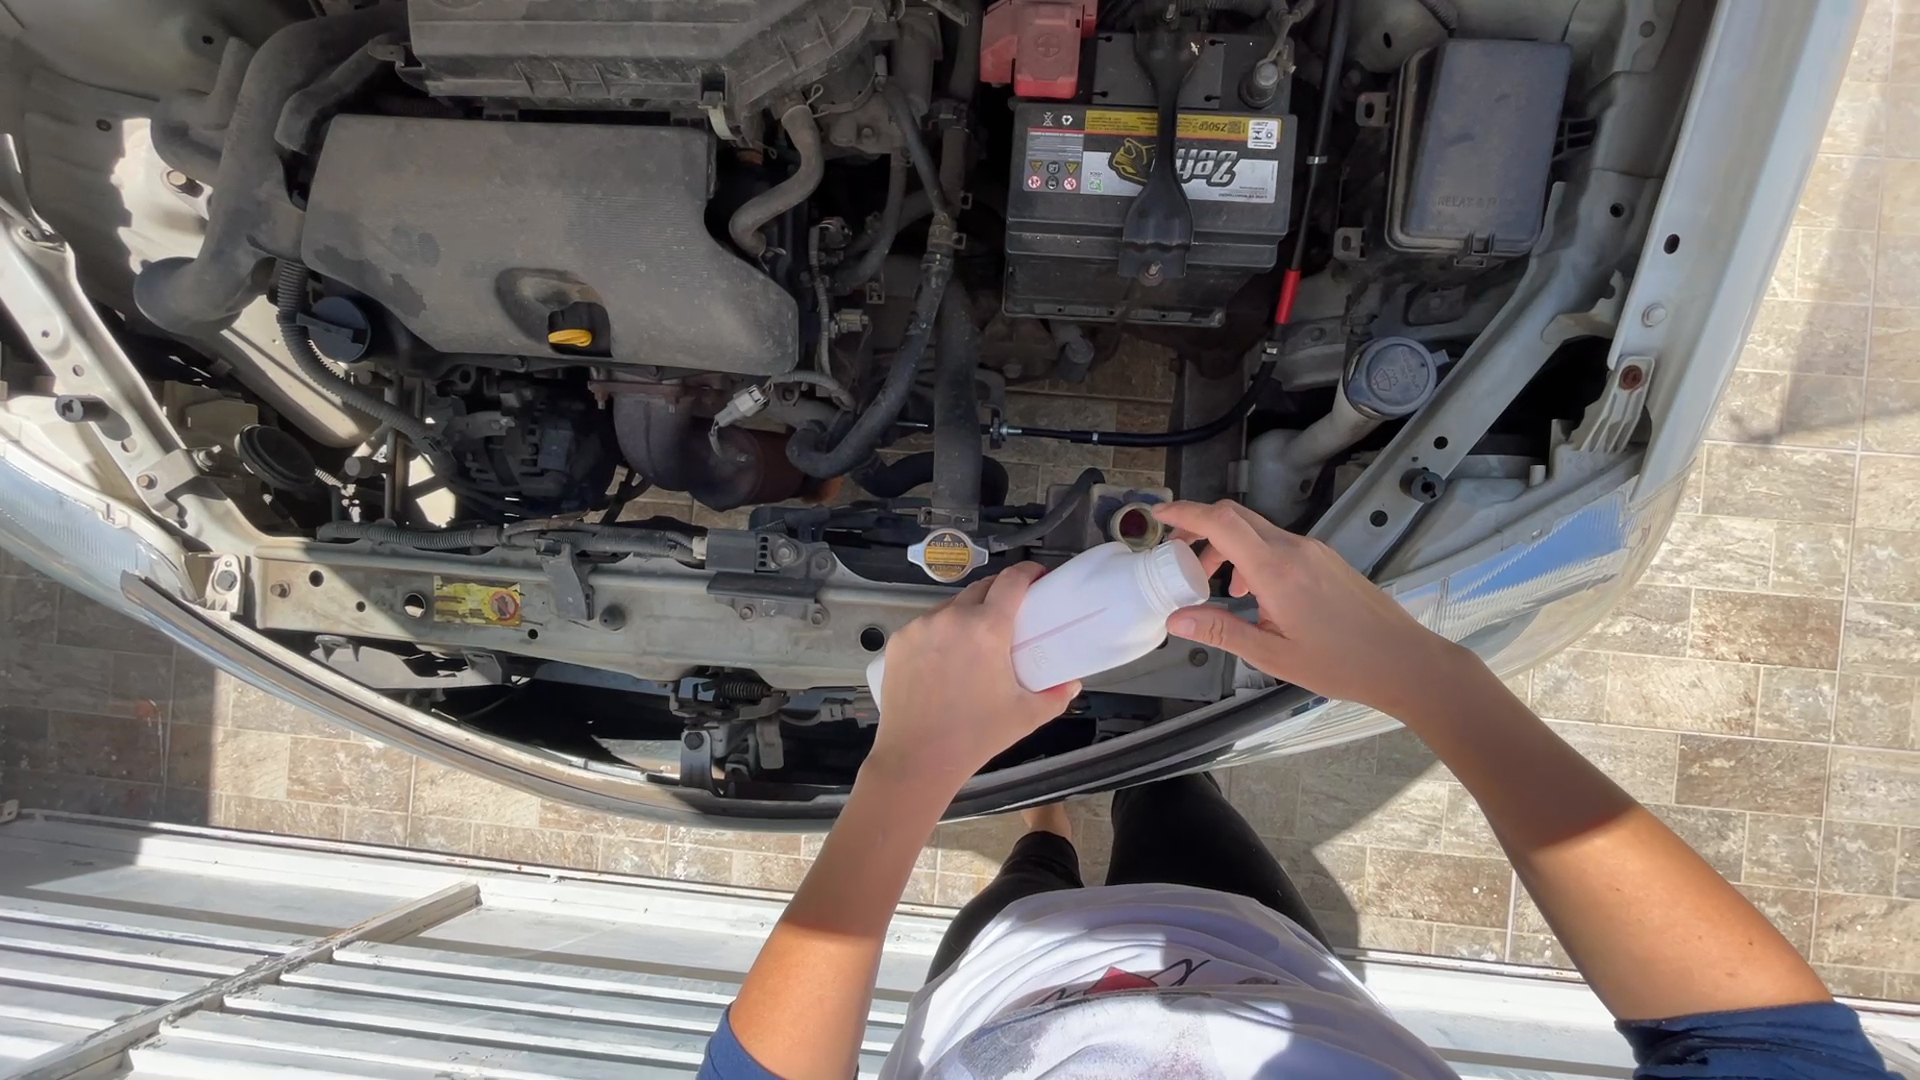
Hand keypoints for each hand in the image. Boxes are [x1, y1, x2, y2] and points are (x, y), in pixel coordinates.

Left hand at [870, 562, 1079, 788]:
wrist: (917, 759)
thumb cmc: (974, 736)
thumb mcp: (1026, 715)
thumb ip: (1055, 695)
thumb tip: (1072, 683)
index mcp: (987, 629)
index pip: (1012, 580)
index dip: (1028, 572)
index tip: (1036, 576)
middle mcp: (952, 618)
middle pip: (982, 588)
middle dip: (999, 593)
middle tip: (1011, 614)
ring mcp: (920, 627)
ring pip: (951, 607)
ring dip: (967, 614)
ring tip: (974, 642)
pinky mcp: (899, 641)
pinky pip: (926, 625)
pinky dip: (939, 632)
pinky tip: (944, 658)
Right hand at [1152, 500, 1462, 714]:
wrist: (1406, 661)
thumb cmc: (1341, 665)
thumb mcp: (1272, 656)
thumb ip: (1221, 631)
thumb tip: (1176, 618)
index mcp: (1276, 570)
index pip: (1221, 523)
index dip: (1185, 513)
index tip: (1158, 515)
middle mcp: (1294, 549)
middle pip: (1234, 517)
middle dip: (1198, 528)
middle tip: (1175, 554)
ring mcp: (1312, 550)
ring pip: (1254, 530)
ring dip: (1224, 546)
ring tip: (1212, 583)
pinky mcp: (1324, 557)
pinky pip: (1275, 543)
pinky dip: (1249, 554)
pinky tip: (1251, 591)